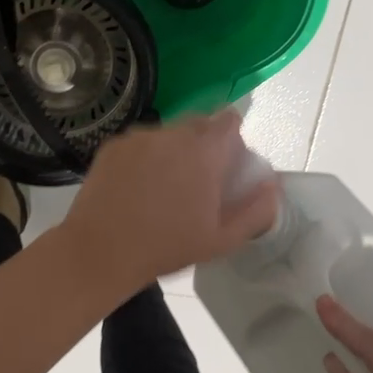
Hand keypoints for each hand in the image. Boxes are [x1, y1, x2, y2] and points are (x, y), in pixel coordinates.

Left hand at [60, 109, 279, 290]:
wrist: (100, 252)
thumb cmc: (166, 247)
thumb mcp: (221, 239)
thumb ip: (256, 209)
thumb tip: (273, 185)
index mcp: (204, 151)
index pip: (229, 120)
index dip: (232, 138)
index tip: (227, 164)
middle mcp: (172, 134)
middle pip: (198, 124)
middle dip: (204, 146)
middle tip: (197, 182)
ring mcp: (138, 137)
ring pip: (168, 134)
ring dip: (173, 151)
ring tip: (163, 188)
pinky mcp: (113, 145)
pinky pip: (140, 143)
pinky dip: (145, 157)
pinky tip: (137, 188)